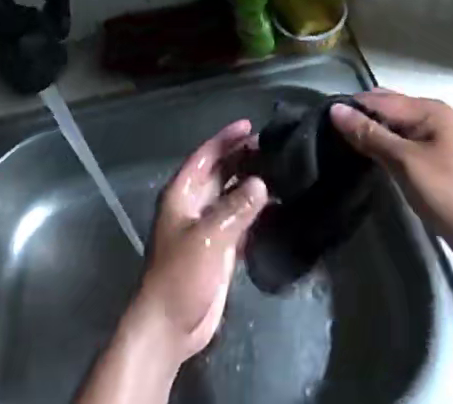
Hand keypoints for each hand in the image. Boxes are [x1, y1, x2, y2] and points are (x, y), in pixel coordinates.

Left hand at [127, 119, 267, 362]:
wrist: (170, 326)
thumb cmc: (181, 274)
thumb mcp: (209, 237)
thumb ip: (236, 208)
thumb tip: (262, 182)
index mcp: (182, 194)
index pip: (205, 155)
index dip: (225, 138)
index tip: (250, 125)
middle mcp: (194, 204)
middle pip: (221, 172)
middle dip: (243, 158)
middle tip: (275, 147)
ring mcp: (207, 226)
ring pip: (232, 194)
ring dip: (252, 184)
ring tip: (281, 170)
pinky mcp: (221, 247)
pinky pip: (241, 219)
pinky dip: (257, 211)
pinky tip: (278, 205)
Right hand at [329, 89, 452, 279]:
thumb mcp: (408, 164)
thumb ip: (372, 136)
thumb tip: (336, 110)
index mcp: (429, 110)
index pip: (378, 99)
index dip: (349, 107)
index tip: (315, 121)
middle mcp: (434, 119)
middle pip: (387, 111)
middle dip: (358, 119)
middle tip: (322, 138)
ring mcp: (439, 144)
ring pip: (395, 131)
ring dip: (371, 137)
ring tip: (337, 151)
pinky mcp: (439, 168)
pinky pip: (405, 150)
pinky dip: (385, 153)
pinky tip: (367, 166)